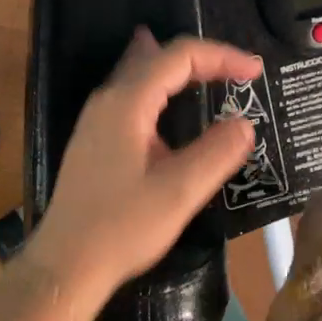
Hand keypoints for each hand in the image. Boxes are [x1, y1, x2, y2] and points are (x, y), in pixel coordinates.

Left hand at [23, 29, 259, 317]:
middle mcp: (108, 98)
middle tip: (239, 71)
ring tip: (210, 70)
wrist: (65, 264)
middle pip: (157, 56)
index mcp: (128, 102)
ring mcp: (96, 118)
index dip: (221, 56)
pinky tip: (170, 102)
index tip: (256, 71)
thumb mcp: (179, 192)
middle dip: (202, 58)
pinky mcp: (94, 138)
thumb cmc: (121, 227)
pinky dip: (162, 86)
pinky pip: (132, 92)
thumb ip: (216, 153)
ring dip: (178, 68)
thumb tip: (245, 124)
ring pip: (140, 72)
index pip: (179, 56)